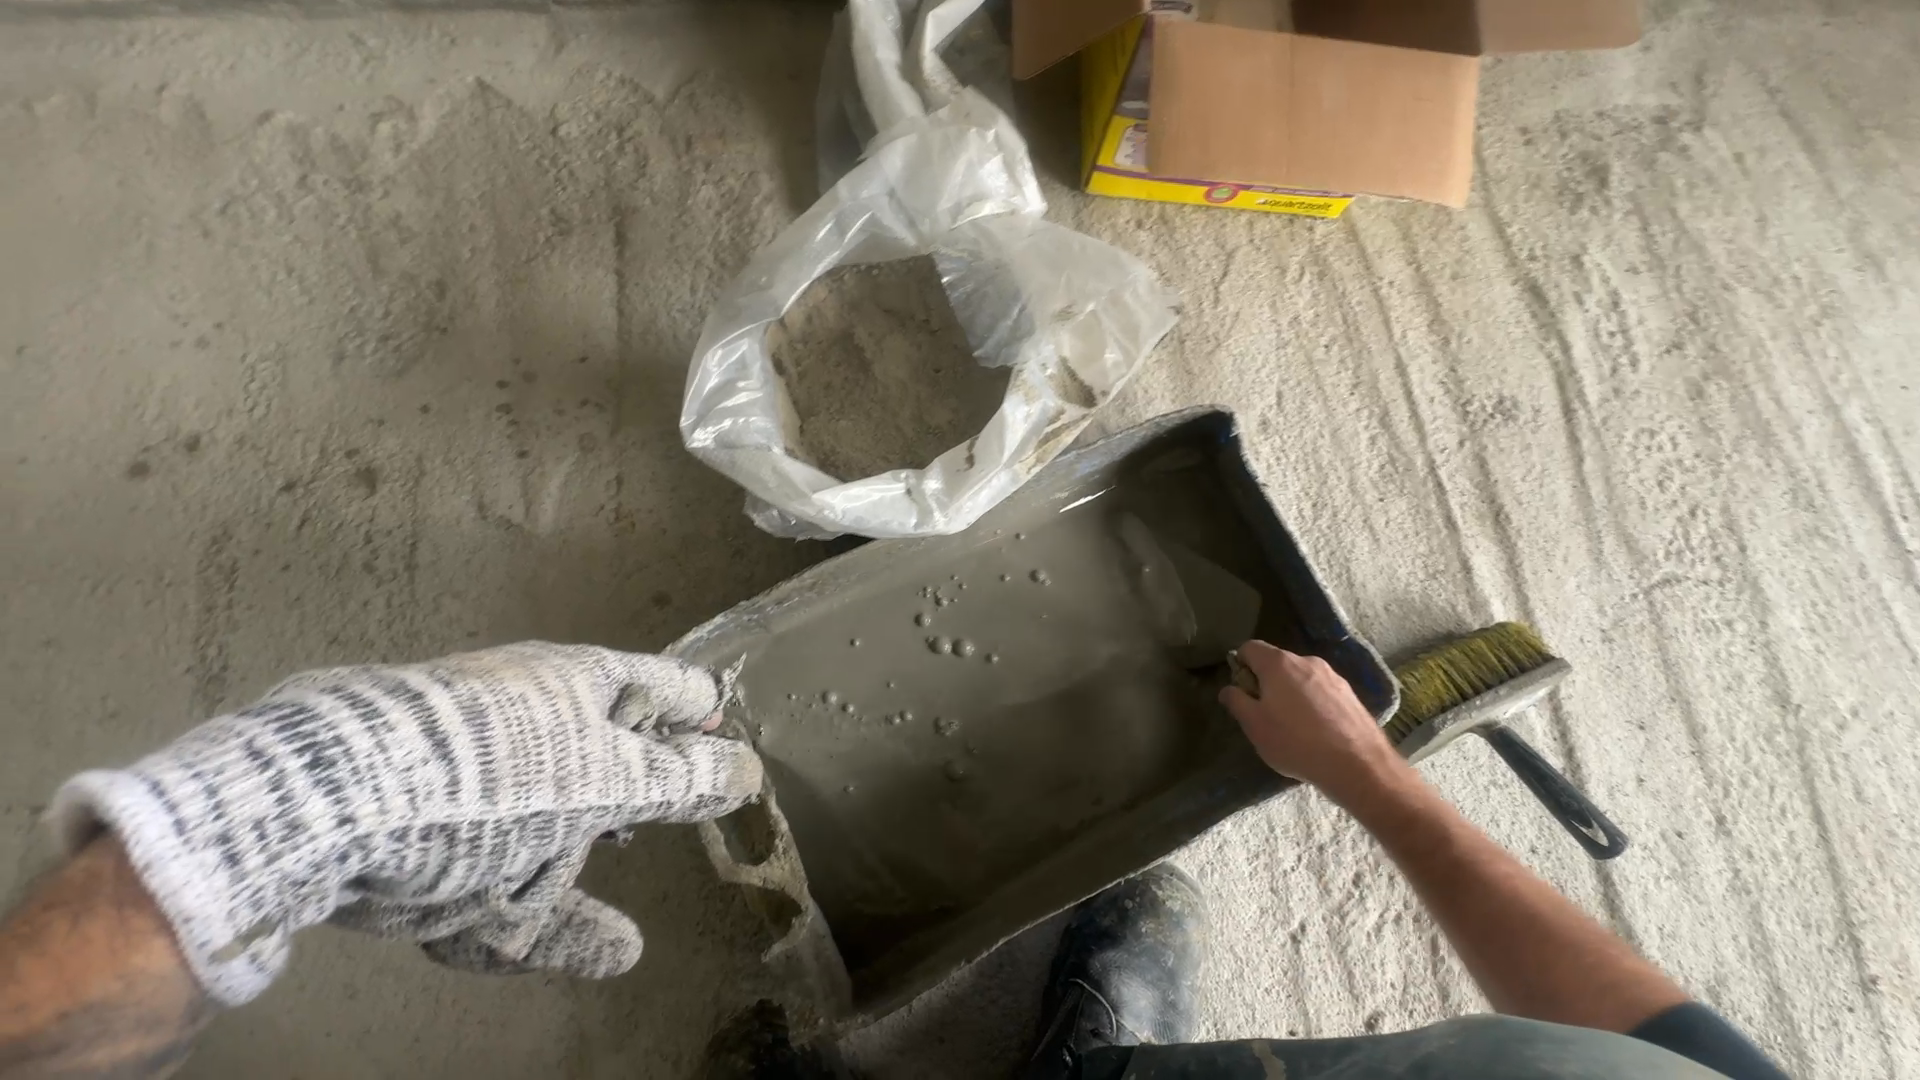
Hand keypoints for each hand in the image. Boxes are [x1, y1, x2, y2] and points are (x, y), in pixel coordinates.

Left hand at [50, 642, 761, 1005]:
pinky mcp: (442, 849)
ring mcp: (484, 790)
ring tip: (612, 924)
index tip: (732, 751)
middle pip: (610, 761)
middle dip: (638, 800)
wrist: (326, 813)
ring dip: (579, 871)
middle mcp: (536, 729)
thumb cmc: (493, 771)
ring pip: (556, 832)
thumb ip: (681, 779)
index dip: (706, 717)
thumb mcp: (606, 776)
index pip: (670, 687)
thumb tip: (750, 769)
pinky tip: (609, 953)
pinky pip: (512, 887)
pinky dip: (552, 923)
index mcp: (582, 686)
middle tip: (650, 829)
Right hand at [1218, 640, 1402, 799]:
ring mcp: (1332, 676)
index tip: (1242, 693)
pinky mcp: (1350, 694)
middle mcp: (1306, 660)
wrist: (1358, 765)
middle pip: (1276, 662)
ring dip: (1290, 693)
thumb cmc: (1296, 742)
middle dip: (1265, 682)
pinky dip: (1312, 703)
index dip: (1239, 666)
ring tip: (1292, 727)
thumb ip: (1236, 702)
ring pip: (1300, 677)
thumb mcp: (1254, 726)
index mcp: (1278, 663)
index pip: (1249, 648)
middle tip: (1264, 714)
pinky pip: (1320, 691)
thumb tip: (1228, 689)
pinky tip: (1316, 731)